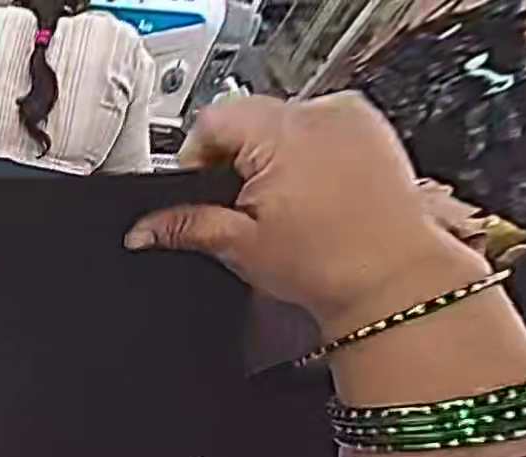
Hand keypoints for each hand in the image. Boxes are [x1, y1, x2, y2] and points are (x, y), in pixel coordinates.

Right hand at [124, 93, 490, 337]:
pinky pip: (313, 129)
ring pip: (277, 124)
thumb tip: (139, 231)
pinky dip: (298, 157)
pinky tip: (304, 197)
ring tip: (277, 207)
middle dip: (232, 164)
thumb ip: (183, 227)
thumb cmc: (324, 262)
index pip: (211, 119)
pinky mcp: (366, 128)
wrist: (386, 276)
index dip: (195, 159)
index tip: (203, 194)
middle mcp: (320, 111)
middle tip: (242, 210)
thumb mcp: (237, 246)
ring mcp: (349, 116)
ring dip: (264, 160)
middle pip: (244, 119)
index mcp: (282, 134)